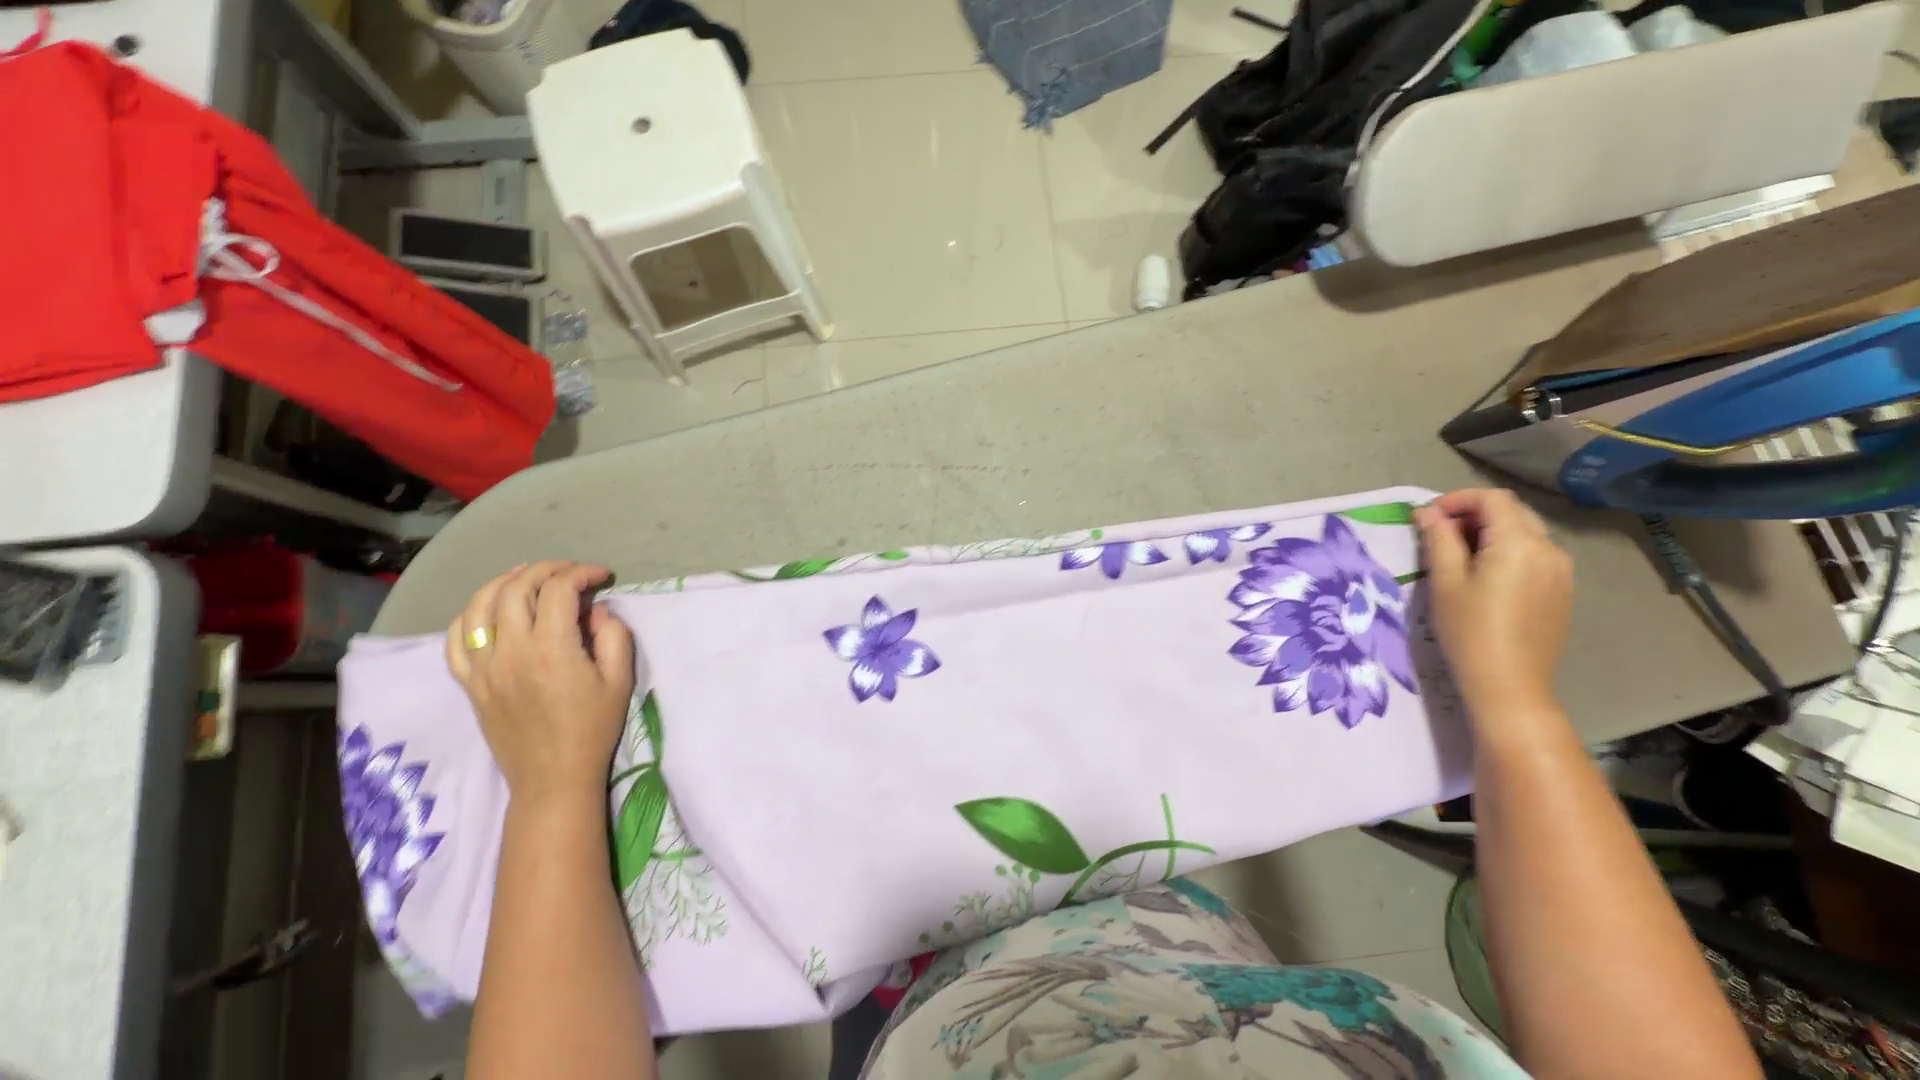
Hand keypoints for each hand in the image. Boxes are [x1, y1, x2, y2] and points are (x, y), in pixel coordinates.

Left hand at [446, 561, 635, 805]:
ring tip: (526, 577)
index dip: (581, 573)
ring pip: (480, 605)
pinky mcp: (470, 683)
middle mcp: (511, 651)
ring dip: (504, 582)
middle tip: (569, 573)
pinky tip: (488, 610)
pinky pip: (456, 639)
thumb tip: (596, 611)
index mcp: (552, 649)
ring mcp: (483, 667)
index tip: (600, 577)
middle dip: (546, 569)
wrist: (553, 779)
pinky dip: (470, 614)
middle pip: (517, 588)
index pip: (559, 589)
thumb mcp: (619, 682)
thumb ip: (614, 637)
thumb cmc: (592, 730)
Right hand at [1414, 489, 1572, 720]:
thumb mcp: (1445, 582)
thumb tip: (1428, 513)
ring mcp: (1561, 571)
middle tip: (1439, 535)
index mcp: (1520, 543)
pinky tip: (1486, 577)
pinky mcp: (1562, 590)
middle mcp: (1549, 549)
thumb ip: (1438, 539)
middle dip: (1474, 515)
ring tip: (1460, 557)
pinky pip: (1535, 556)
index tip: (1428, 517)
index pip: (1492, 499)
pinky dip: (1508, 552)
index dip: (1458, 500)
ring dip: (1492, 533)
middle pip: (1511, 513)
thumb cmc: (1469, 631)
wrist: (1509, 684)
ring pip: (1525, 533)